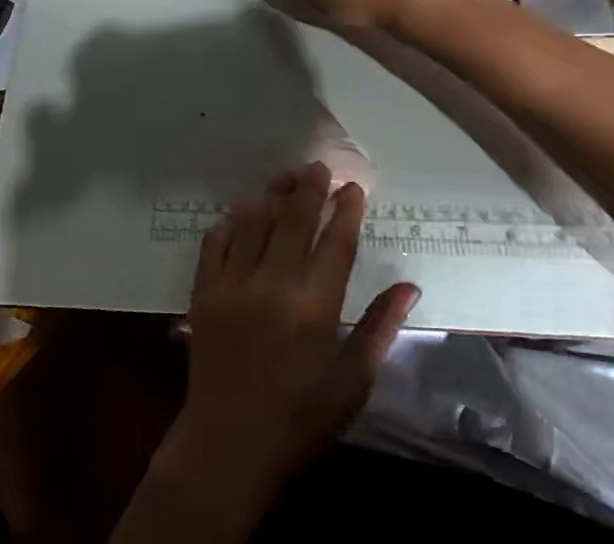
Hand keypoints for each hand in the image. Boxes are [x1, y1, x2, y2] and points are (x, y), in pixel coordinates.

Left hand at [178, 163, 419, 485]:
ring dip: (271, 196)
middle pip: (294, 219)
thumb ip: (381, 327)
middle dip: (309, 187)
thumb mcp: (353, 381)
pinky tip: (243, 215)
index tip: (353, 188)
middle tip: (317, 167)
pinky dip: (231, 224)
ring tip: (284, 180)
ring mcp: (234, 287)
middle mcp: (274, 285)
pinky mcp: (204, 295)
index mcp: (315, 306)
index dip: (346, 209)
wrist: (228, 447)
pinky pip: (215, 243)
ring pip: (254, 222)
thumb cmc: (300, 418)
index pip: (336, 241)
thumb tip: (409, 286)